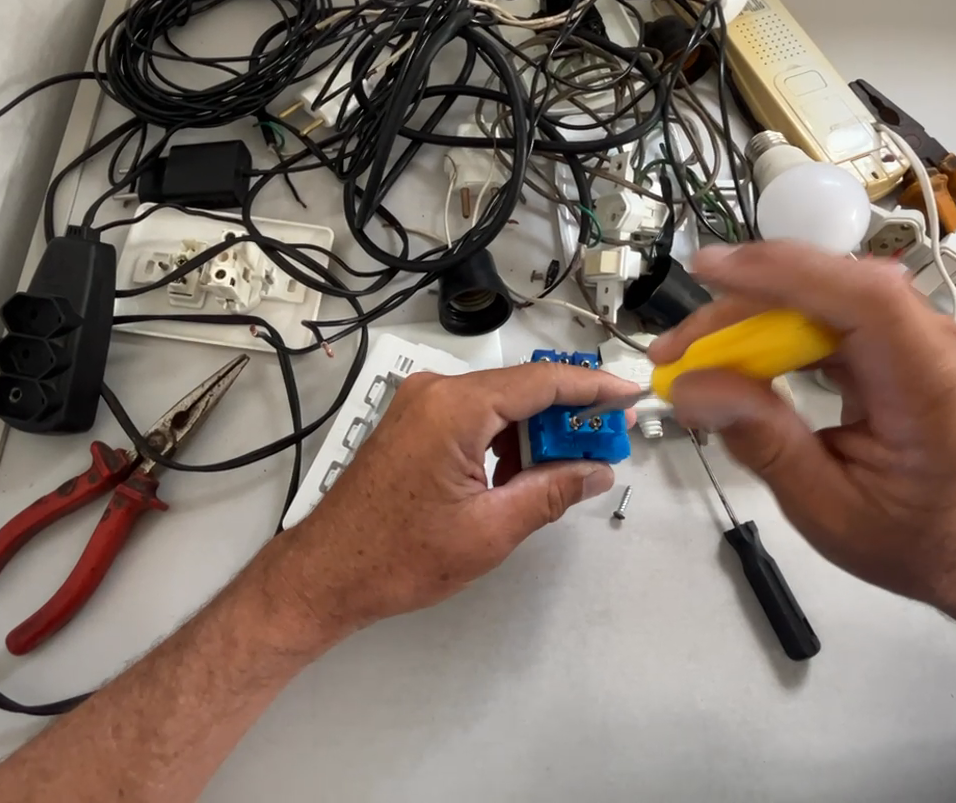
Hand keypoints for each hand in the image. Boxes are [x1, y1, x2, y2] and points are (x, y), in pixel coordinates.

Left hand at [268, 363, 636, 636]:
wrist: (326, 572)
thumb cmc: (402, 556)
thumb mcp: (490, 530)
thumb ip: (550, 492)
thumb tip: (597, 471)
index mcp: (455, 406)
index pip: (540, 382)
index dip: (591, 387)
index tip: (629, 394)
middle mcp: (436, 390)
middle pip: (519, 389)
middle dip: (566, 415)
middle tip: (607, 441)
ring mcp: (419, 402)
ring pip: (497, 403)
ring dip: (534, 430)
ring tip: (571, 463)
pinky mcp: (412, 421)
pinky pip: (472, 416)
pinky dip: (503, 438)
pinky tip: (523, 470)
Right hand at [649, 242, 955, 611]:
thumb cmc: (915, 541)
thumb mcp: (828, 512)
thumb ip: (764, 443)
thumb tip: (691, 387)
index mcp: (940, 396)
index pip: (869, 301)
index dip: (786, 273)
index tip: (709, 269)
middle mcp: (948, 346)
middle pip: (831, 292)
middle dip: (740, 309)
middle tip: (673, 351)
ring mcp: (935, 333)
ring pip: (826, 294)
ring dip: (750, 315)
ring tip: (694, 355)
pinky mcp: (912, 333)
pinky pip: (833, 309)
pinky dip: (777, 326)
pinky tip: (738, 353)